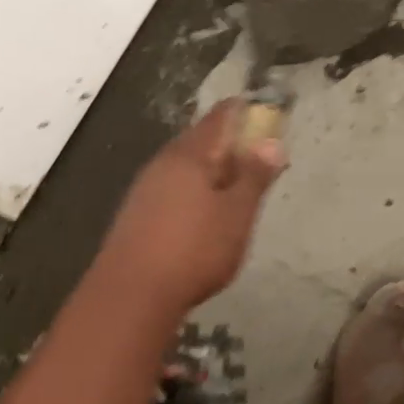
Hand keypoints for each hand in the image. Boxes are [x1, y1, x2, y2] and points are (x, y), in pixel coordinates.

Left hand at [97, 99, 287, 312]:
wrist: (132, 292)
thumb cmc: (194, 249)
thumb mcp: (236, 214)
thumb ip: (253, 176)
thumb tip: (270, 141)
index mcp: (188, 154)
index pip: (219, 118)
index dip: (243, 112)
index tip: (265, 114)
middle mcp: (161, 163)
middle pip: (198, 142)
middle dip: (227, 145)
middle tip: (256, 157)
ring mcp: (144, 188)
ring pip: (183, 168)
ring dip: (209, 171)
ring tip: (234, 188)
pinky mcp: (136, 214)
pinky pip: (171, 189)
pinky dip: (192, 192)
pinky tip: (201, 214)